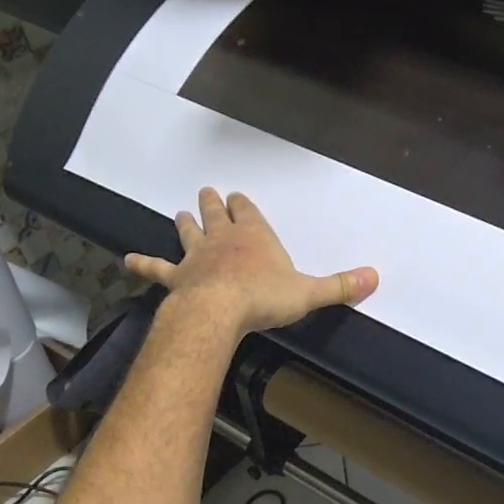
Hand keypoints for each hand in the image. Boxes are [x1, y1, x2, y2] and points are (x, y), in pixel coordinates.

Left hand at [124, 188, 377, 334]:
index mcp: (256, 236)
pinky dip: (144, 264)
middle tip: (207, 192)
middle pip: (216, 215)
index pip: (248, 211)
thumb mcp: (310, 293)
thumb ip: (341, 285)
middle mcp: (224, 239)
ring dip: (185, 224)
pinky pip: (158, 268)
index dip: (243, 204)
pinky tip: (128, 260)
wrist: (218, 311)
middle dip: (212, 204)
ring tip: (180, 213)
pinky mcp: (177, 278)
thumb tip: (376, 277)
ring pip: (189, 234)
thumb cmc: (265, 297)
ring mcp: (196, 257)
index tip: (238, 195)